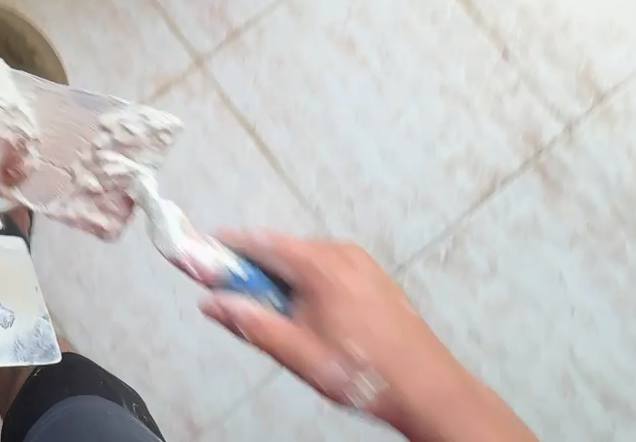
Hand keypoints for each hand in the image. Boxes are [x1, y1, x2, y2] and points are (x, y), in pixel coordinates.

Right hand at [200, 231, 533, 441]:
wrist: (436, 395)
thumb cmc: (362, 374)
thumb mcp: (298, 354)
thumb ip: (251, 323)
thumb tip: (207, 303)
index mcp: (317, 263)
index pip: (256, 241)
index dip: (225, 245)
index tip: (200, 253)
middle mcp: (337, 250)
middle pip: (278, 249)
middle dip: (254, 269)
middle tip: (240, 296)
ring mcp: (358, 259)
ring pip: (302, 257)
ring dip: (282, 277)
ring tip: (282, 314)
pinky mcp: (373, 273)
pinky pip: (324, 264)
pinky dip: (306, 280)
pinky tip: (311, 312)